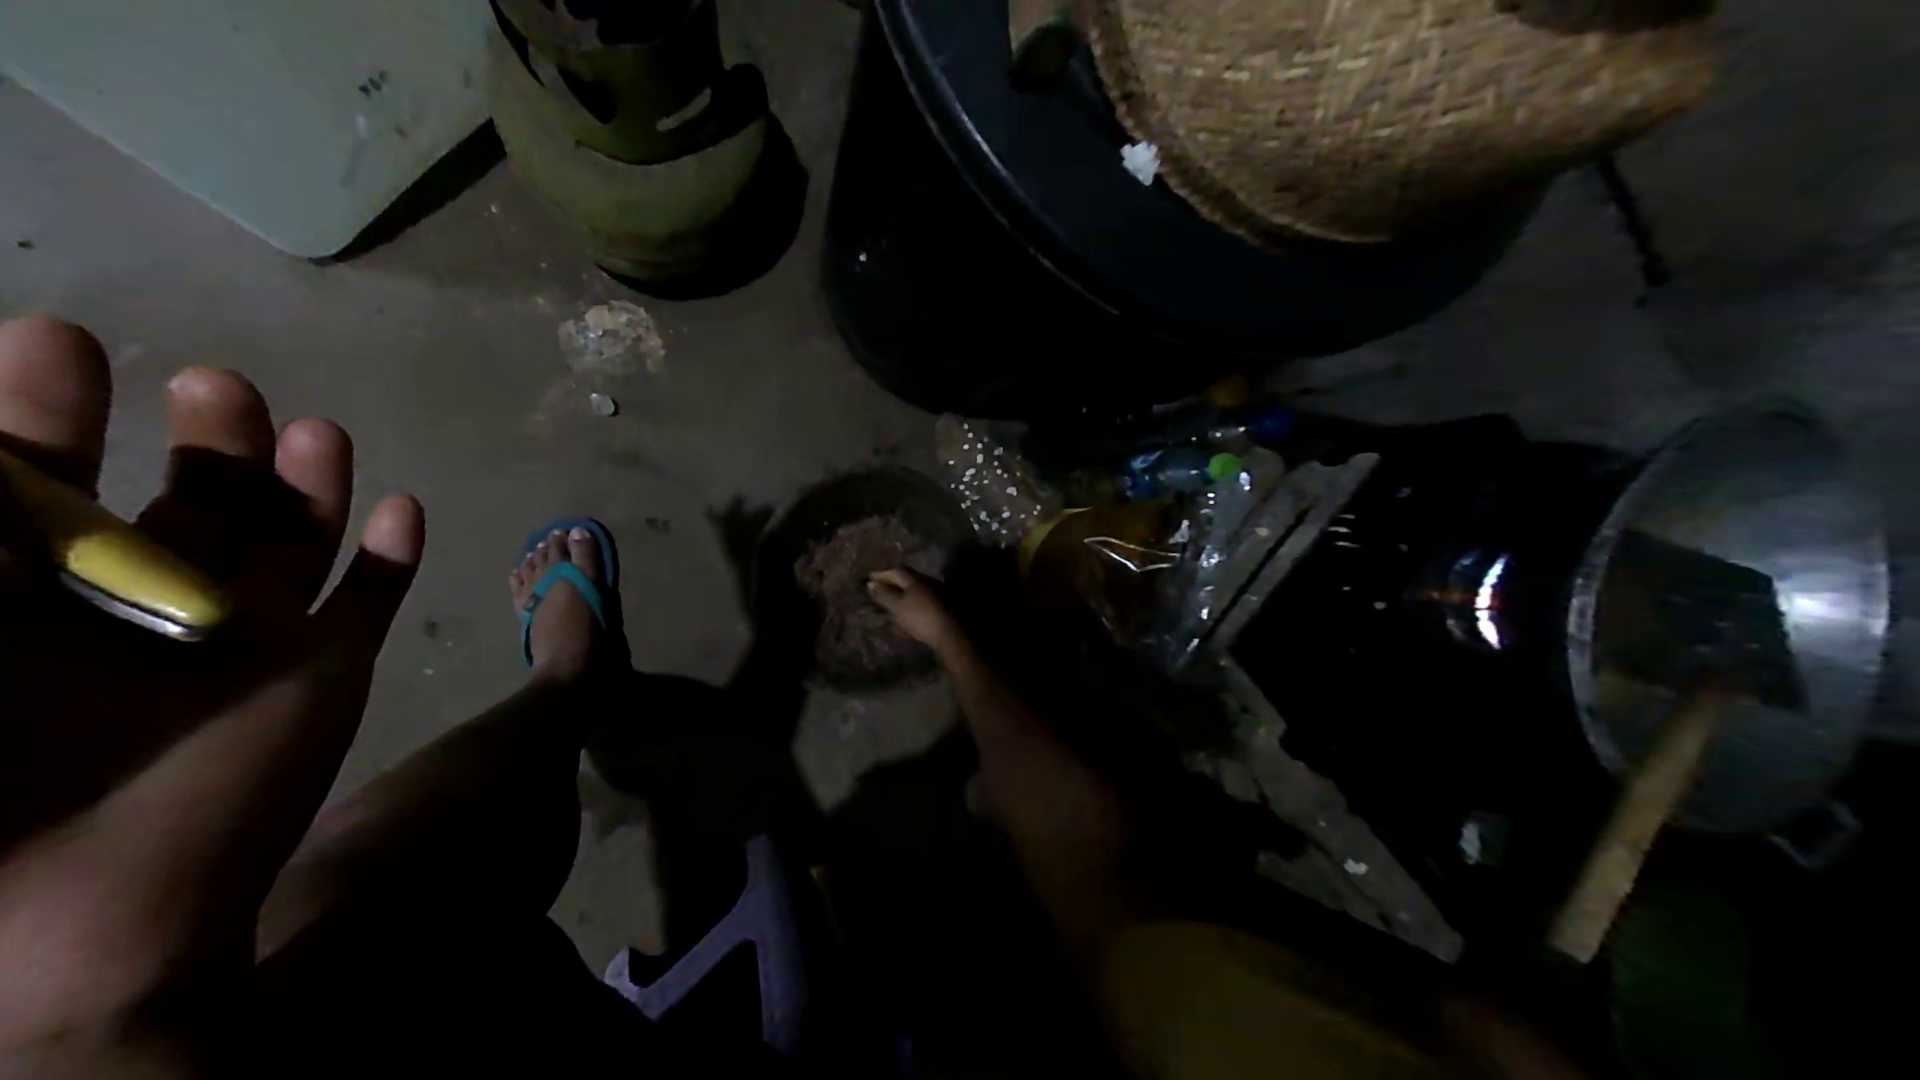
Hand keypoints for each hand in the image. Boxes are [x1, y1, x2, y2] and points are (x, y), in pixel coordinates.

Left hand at [0, 317, 423, 1060]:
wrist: (83, 932)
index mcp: (22, 613)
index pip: (32, 491)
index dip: (37, 413)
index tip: (55, 340)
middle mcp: (144, 617)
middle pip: (185, 508)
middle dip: (199, 440)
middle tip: (205, 379)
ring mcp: (249, 645)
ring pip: (292, 544)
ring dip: (305, 483)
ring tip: (308, 424)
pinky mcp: (328, 673)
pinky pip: (369, 603)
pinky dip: (390, 555)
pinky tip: (402, 504)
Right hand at [867, 568, 962, 654]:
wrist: (953, 632)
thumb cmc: (921, 617)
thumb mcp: (898, 607)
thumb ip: (884, 594)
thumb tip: (871, 583)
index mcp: (916, 579)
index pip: (897, 571)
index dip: (883, 574)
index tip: (871, 577)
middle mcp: (929, 582)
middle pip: (908, 580)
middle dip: (894, 584)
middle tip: (881, 588)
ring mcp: (939, 594)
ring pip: (917, 592)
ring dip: (904, 595)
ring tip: (893, 603)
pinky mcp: (946, 607)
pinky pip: (924, 603)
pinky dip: (913, 606)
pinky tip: (909, 616)